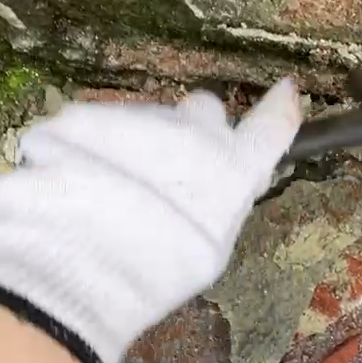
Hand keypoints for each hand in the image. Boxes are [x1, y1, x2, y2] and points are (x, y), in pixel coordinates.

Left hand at [0, 80, 300, 362]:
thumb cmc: (155, 270)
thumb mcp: (209, 248)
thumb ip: (222, 201)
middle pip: (204, 111)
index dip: (281, 108)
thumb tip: (222, 181)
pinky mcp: (86, 116)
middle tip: (169, 172)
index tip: (287, 92)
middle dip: (192, 131)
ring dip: (137, 144)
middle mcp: (192, 131)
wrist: (74, 259)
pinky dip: (92, 149)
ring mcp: (138, 117)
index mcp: (231, 167)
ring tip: (109, 193)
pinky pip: (97, 126)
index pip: (272, 127)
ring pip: (146, 120)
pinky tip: (76, 185)